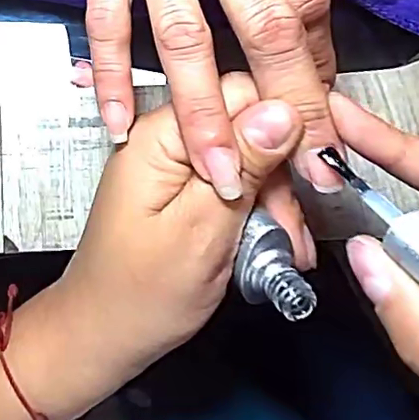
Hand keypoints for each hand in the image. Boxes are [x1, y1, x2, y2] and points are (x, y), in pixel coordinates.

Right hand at [54, 0, 342, 236]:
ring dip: (202, 112)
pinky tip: (114, 121)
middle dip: (284, 106)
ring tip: (220, 176)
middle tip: (300, 170)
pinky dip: (109, 74)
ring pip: (180, 39)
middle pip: (257, 30)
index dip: (321, 58)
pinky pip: (105, 21)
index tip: (323, 101)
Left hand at [57, 81, 303, 378]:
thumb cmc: (141, 289)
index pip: (234, 91)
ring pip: (246, 155)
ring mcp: (172, 159)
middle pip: (244, 124)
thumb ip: (244, 166)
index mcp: (158, 133)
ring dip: (275, 200)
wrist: (107, 328)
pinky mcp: (182, 183)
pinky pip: (232, 179)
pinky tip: (273, 243)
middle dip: (281, 174)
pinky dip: (258, 209)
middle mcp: (163, 135)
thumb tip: (282, 109)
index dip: (282, 124)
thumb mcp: (202, 228)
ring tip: (286, 248)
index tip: (312, 171)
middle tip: (294, 228)